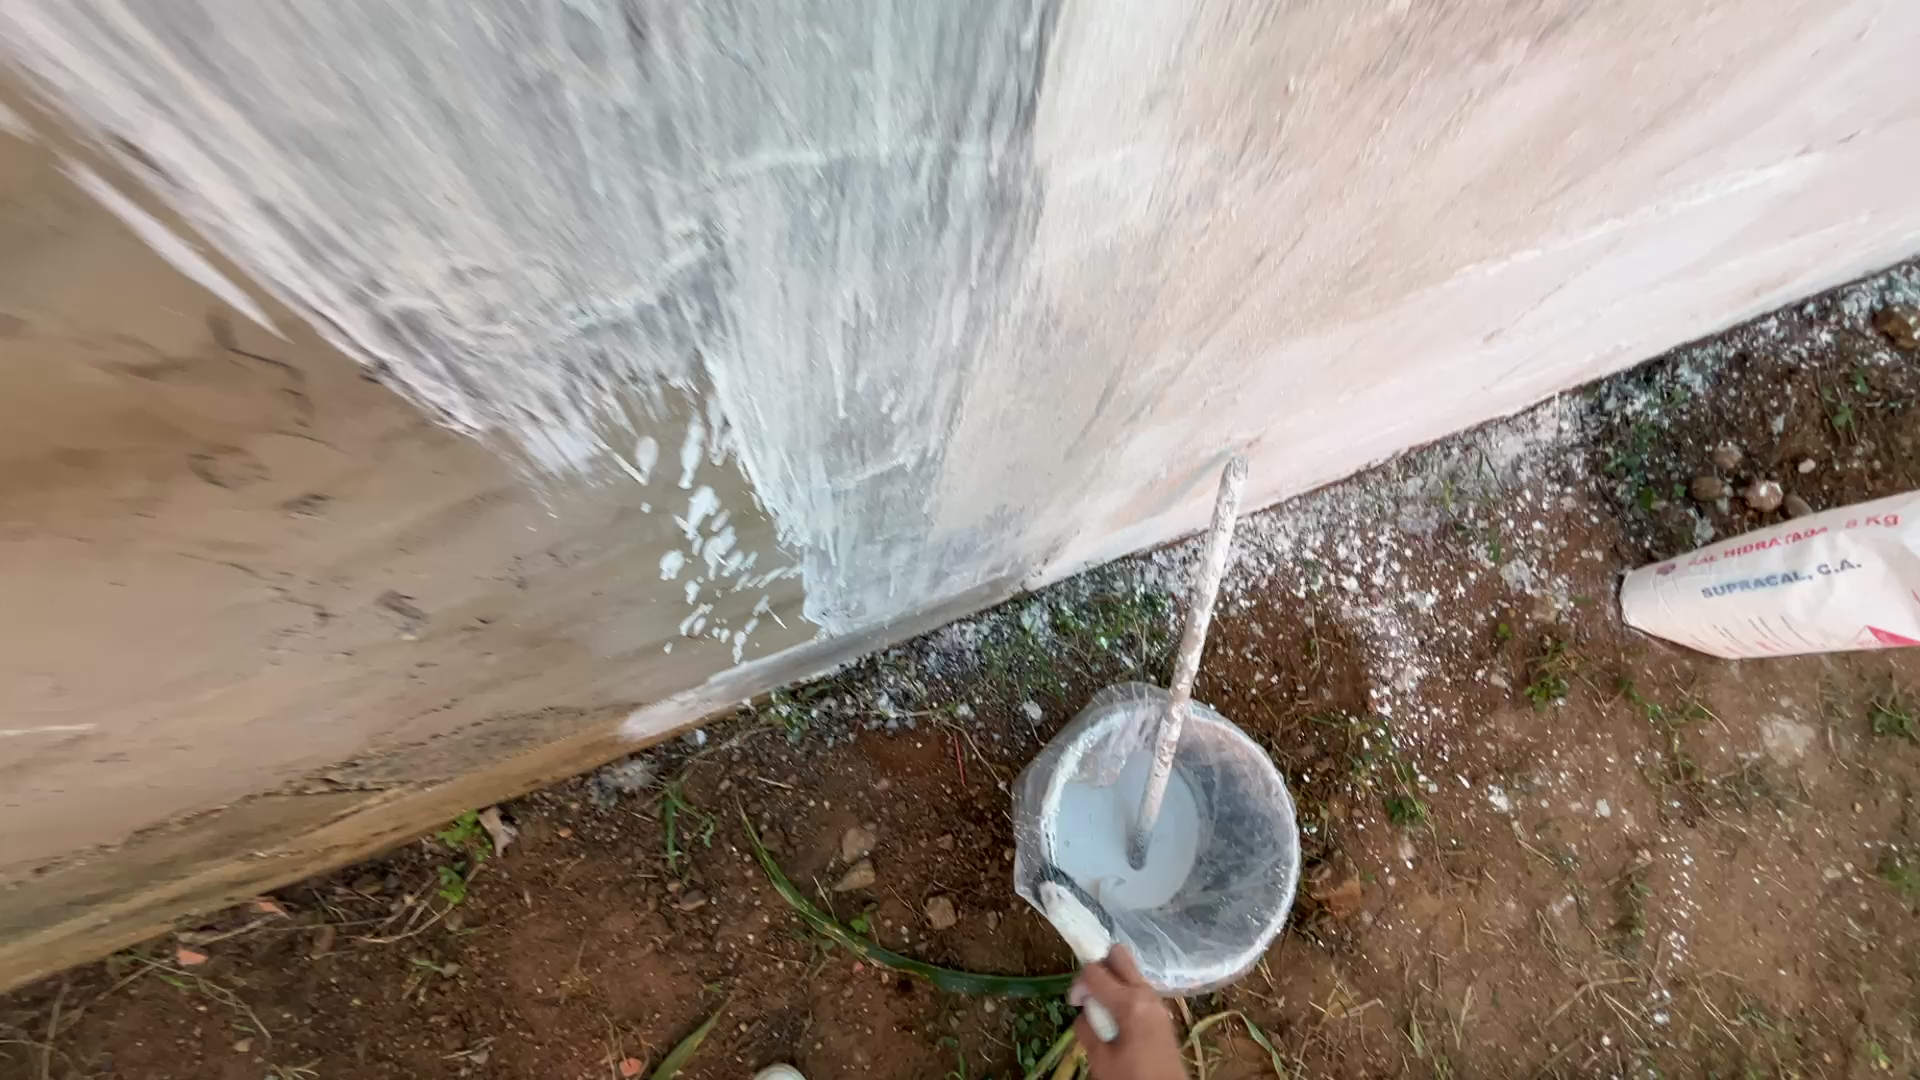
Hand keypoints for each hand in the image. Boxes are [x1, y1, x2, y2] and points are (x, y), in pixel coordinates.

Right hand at [1070, 946, 1185, 1079]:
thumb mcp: (1100, 1060)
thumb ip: (1087, 1028)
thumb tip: (1084, 1011)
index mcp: (1129, 1003)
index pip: (1094, 970)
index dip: (1078, 983)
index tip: (1075, 1003)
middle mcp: (1145, 993)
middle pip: (1118, 954)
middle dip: (1099, 965)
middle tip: (1091, 991)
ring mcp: (1157, 1000)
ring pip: (1130, 969)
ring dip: (1113, 979)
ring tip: (1104, 1008)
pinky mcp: (1162, 1011)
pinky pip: (1139, 987)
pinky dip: (1125, 991)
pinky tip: (1119, 1017)